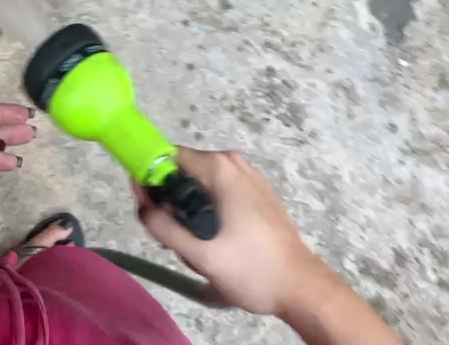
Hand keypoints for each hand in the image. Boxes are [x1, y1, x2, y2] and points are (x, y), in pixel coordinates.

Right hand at [135, 148, 334, 317]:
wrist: (306, 291)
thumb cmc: (253, 270)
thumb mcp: (201, 255)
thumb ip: (163, 228)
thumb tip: (142, 207)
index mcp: (218, 167)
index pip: (166, 158)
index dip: (151, 181)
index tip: (150, 211)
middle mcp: (232, 161)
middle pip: (183, 172)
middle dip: (172, 202)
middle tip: (176, 238)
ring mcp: (249, 175)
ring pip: (201, 183)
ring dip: (190, 209)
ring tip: (199, 245)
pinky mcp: (259, 191)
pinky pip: (220, 190)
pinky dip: (210, 209)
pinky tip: (218, 240)